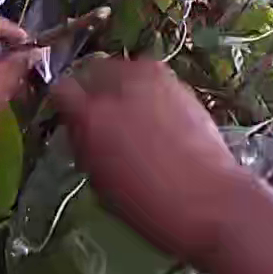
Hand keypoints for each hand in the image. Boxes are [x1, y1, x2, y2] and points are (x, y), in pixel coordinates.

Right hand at [51, 56, 255, 264]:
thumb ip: (85, 145)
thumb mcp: (101, 182)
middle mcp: (117, 85)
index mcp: (91, 115)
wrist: (210, 200)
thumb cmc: (149, 205)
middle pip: (92, 71)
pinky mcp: (176, 79)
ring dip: (120, 85)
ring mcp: (150, 77)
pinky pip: (149, 76)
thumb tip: (79, 128)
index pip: (62, 90)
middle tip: (103, 117)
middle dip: (93, 89)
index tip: (72, 120)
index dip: (65, 105)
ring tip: (132, 113)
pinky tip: (157, 116)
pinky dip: (146, 89)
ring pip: (122, 68)